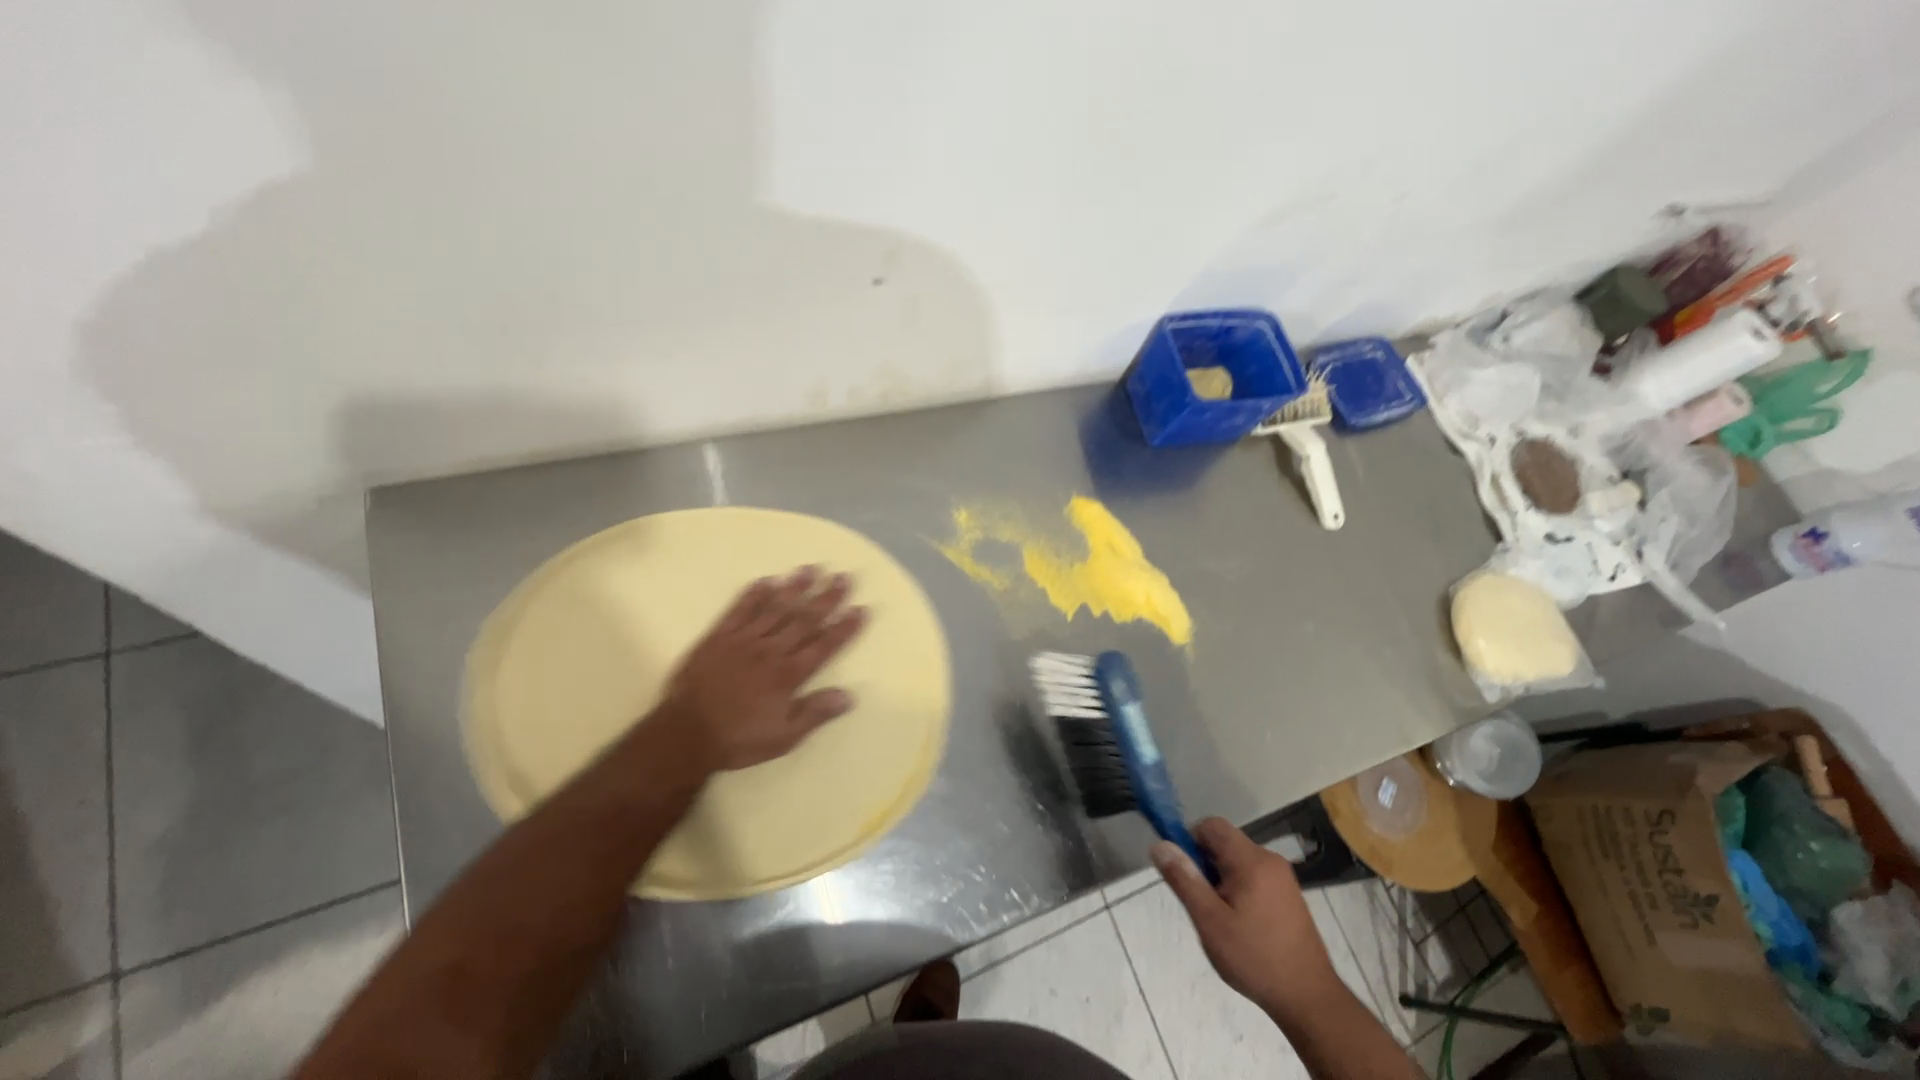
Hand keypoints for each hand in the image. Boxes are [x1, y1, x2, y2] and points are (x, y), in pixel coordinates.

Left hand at [660, 566, 867, 771]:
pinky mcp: (718, 637)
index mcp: (788, 675)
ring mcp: (743, 640)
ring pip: (774, 608)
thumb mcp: (784, 737)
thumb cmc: (739, 739)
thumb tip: (849, 696)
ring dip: (795, 587)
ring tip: (811, 569)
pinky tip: (766, 580)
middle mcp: (770, 651)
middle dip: (826, 598)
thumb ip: (815, 713)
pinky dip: (753, 594)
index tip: (861, 608)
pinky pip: (739, 610)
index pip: (824, 645)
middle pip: (804, 619)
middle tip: (844, 577)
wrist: (686, 733)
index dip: (844, 627)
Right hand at [1153, 817, 1341, 1018]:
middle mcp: (1270, 860)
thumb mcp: (1210, 921)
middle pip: (1225, 843)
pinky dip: (1238, 889)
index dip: (1189, 839)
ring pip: (1238, 862)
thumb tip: (1160, 845)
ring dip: (1220, 879)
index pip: (1212, 825)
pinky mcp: (1288, 895)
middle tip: (1200, 903)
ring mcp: (1283, 878)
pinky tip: (1239, 925)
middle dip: (1204, 864)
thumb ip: (1183, 879)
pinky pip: (1254, 877)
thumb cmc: (1254, 957)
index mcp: (1251, 860)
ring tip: (1219, 919)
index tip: (1182, 872)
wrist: (1308, 997)